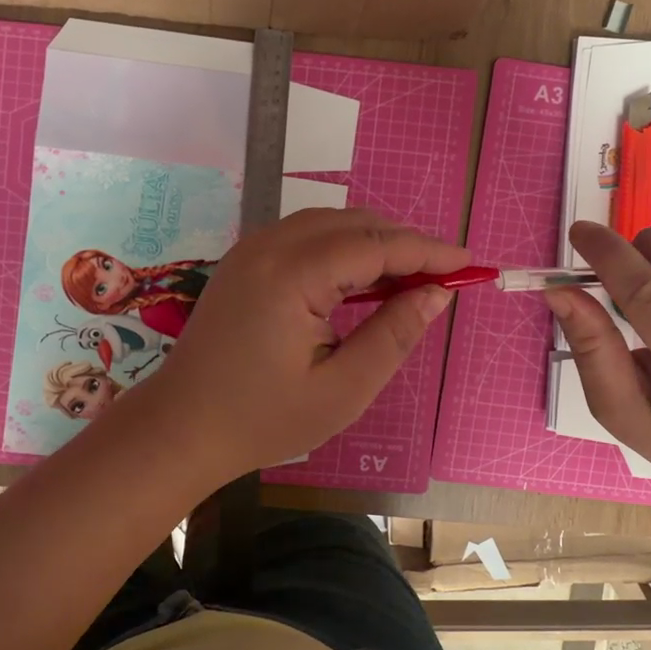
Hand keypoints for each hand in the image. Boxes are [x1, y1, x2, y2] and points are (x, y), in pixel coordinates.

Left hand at [130, 208, 467, 479]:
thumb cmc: (262, 419)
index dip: (427, 251)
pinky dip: (341, 247)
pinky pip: (304, 236)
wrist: (180, 426)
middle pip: (352, 223)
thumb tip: (435, 294)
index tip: (470, 263)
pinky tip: (362, 278)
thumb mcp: (342, 390)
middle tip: (444, 276)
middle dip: (403, 243)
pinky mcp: (244, 259)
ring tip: (411, 278)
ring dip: (373, 242)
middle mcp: (269, 245)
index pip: (375, 245)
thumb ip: (392, 336)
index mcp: (291, 274)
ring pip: (328, 223)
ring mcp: (251, 248)